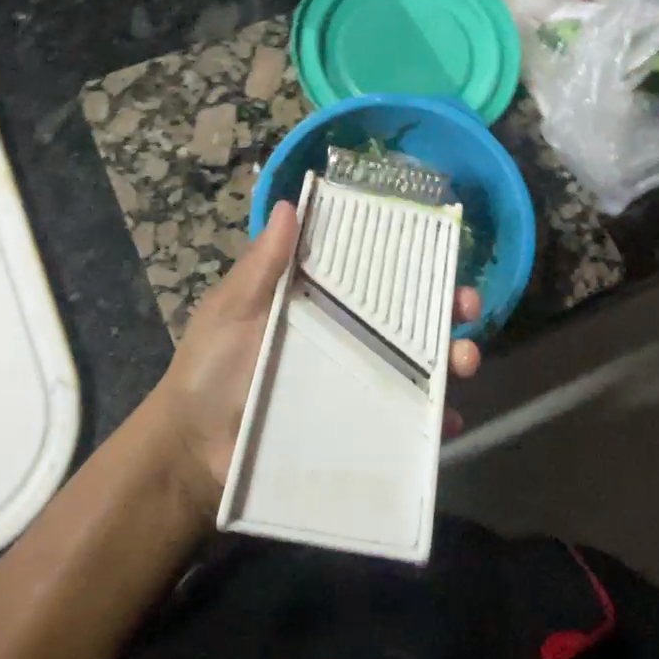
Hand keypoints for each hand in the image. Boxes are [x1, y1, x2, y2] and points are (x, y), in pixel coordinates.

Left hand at [153, 201, 483, 515]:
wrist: (191, 454)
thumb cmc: (209, 373)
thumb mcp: (232, 311)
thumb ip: (263, 267)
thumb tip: (291, 203)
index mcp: (323, 307)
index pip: (378, 279)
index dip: (415, 266)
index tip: (445, 256)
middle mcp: (349, 343)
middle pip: (411, 322)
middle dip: (448, 312)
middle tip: (467, 310)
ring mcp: (358, 389)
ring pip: (420, 370)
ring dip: (452, 363)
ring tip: (463, 363)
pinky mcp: (360, 434)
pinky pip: (407, 428)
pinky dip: (434, 423)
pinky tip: (448, 420)